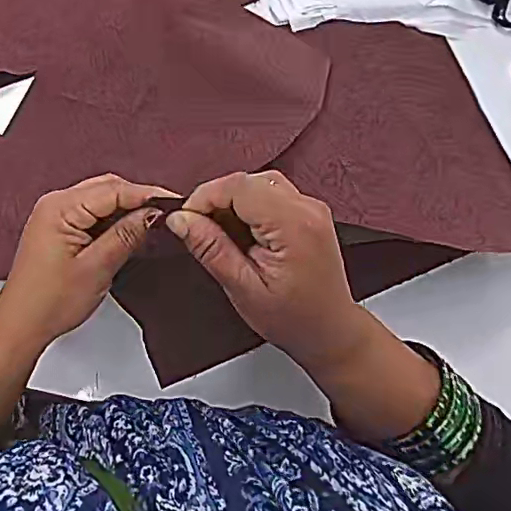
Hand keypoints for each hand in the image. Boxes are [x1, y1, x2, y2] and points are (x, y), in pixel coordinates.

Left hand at [0, 174, 174, 439]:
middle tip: (168, 214)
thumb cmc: (48, 301)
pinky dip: (113, 220)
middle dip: (139, 199)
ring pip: (102, 199)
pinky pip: (92, 212)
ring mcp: (55, 214)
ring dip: (127, 209)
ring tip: (153, 224)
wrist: (21, 324)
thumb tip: (154, 213)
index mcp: (60, 208)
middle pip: (108, 188)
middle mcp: (55, 204)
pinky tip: (129, 232)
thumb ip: (127, 234)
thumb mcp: (97, 267)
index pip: (114, 189)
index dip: (147, 195)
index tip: (174, 202)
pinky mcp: (59, 227)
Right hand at [167, 170, 376, 370]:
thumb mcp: (243, 288)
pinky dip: (249, 207)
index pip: (239, 186)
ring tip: (224, 236)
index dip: (205, 196)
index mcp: (294, 225)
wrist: (329, 329)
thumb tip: (181, 219)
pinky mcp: (308, 211)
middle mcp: (307, 208)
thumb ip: (211, 248)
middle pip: (247, 180)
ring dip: (232, 202)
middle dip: (217, 200)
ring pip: (257, 183)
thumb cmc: (294, 318)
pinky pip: (270, 192)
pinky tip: (243, 233)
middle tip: (202, 231)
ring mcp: (311, 207)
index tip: (186, 219)